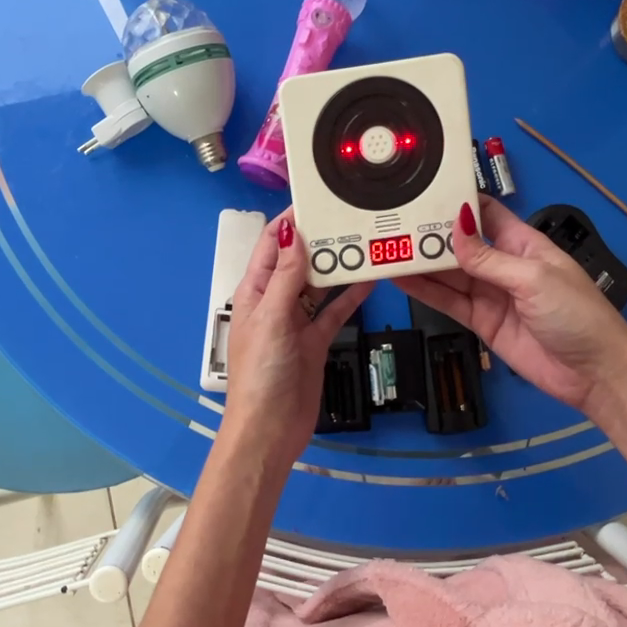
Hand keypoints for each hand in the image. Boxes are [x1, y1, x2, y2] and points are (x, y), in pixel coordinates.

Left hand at [221, 209, 373, 468]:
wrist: (270, 430)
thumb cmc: (262, 373)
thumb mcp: (272, 318)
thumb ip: (287, 277)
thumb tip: (292, 231)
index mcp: (255, 291)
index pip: (271, 245)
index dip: (290, 220)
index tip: (318, 197)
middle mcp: (276, 301)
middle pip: (299, 260)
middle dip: (320, 238)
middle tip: (353, 214)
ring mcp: (297, 321)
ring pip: (320, 284)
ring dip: (338, 264)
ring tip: (366, 238)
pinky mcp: (316, 341)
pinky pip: (335, 311)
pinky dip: (351, 296)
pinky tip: (371, 278)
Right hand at [394, 195, 626, 412]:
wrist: (593, 371)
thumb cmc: (576, 314)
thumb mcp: (534, 279)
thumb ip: (490, 259)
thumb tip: (456, 231)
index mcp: (524, 244)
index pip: (487, 215)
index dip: (459, 203)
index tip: (426, 193)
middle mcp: (503, 265)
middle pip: (461, 245)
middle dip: (432, 234)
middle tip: (394, 223)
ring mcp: (490, 295)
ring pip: (449, 274)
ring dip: (422, 264)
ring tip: (388, 250)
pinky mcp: (481, 322)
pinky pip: (449, 302)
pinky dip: (425, 292)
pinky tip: (402, 281)